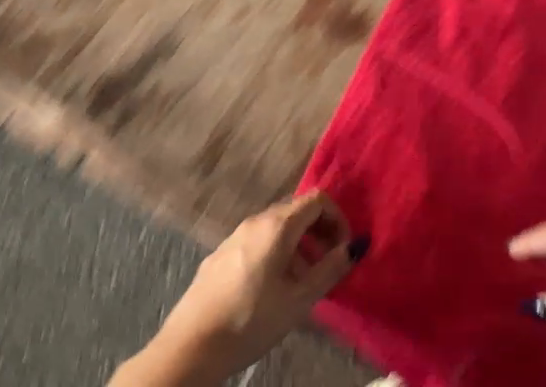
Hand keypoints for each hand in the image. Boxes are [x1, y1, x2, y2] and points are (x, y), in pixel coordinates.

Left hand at [113, 190, 367, 386]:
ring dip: (298, 244)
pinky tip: (272, 288)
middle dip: (319, 231)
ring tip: (303, 281)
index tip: (343, 249)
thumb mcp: (299, 299)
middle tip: (328, 264)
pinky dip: (276, 252)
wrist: (191, 346)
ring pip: (276, 227)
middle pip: (296, 210)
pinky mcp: (220, 254)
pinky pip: (257, 241)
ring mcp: (234, 236)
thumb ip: (330, 268)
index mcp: (276, 226)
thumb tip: (354, 246)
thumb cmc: (251, 320)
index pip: (317, 199)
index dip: (337, 219)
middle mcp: (255, 221)